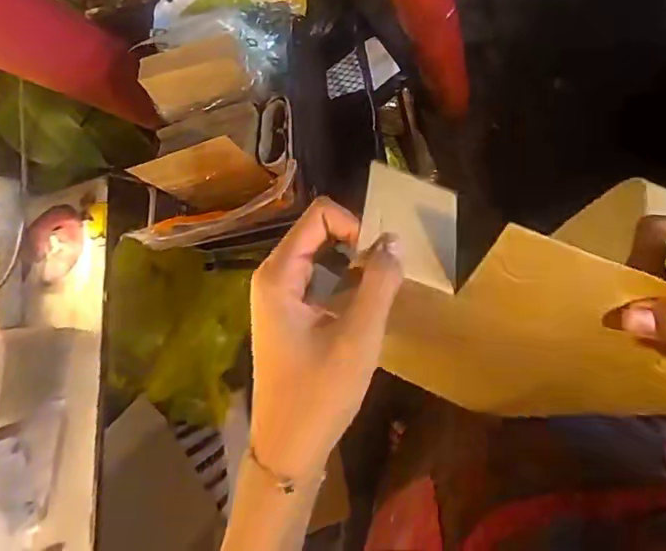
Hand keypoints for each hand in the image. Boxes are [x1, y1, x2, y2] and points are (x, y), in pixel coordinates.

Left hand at [248, 198, 402, 482]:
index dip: (353, 224)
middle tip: (382, 272)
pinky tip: (360, 307)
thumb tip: (394, 240)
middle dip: (354, 241)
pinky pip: (317, 274)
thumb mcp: (358, 338)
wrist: (286, 452)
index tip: (376, 258)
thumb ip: (379, 283)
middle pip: (318, 228)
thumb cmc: (319, 395)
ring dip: (351, 262)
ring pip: (319, 251)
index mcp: (278, 274)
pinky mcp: (285, 310)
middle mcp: (271, 274)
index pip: (319, 214)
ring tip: (376, 290)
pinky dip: (342, 279)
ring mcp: (276, 293)